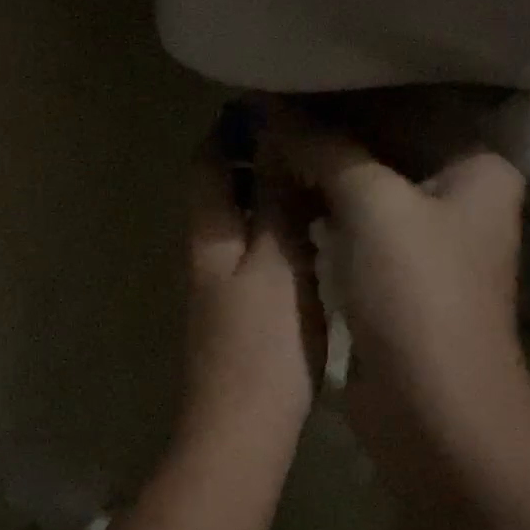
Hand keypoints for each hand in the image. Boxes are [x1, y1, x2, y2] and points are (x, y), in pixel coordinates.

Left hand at [182, 108, 324, 429]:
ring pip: (242, 221)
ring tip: (323, 173)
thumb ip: (274, 201)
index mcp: (208, 233)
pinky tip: (320, 234)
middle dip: (255, 157)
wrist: (244, 426)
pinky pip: (257, 252)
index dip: (232, 128)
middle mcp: (206, 252)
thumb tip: (271, 136)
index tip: (273, 102)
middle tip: (310, 134)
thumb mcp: (277, 262)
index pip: (208, 161)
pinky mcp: (240, 312)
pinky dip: (281, 230)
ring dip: (271, 193)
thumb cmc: (264, 342)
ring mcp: (220, 285)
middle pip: (222, 189)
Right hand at [268, 104, 525, 392]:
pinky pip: (354, 220)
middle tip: (264, 110)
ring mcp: (426, 237)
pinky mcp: (395, 273)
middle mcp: (457, 193)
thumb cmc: (417, 294)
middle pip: (385, 142)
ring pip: (366, 183)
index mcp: (475, 166)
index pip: (405, 105)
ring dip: (319, 164)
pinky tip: (280, 188)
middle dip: (326, 127)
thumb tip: (272, 110)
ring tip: (263, 140)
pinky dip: (320, 203)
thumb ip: (325, 148)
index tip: (283, 81)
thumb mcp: (373, 204)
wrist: (433, 405)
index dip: (343, 93)